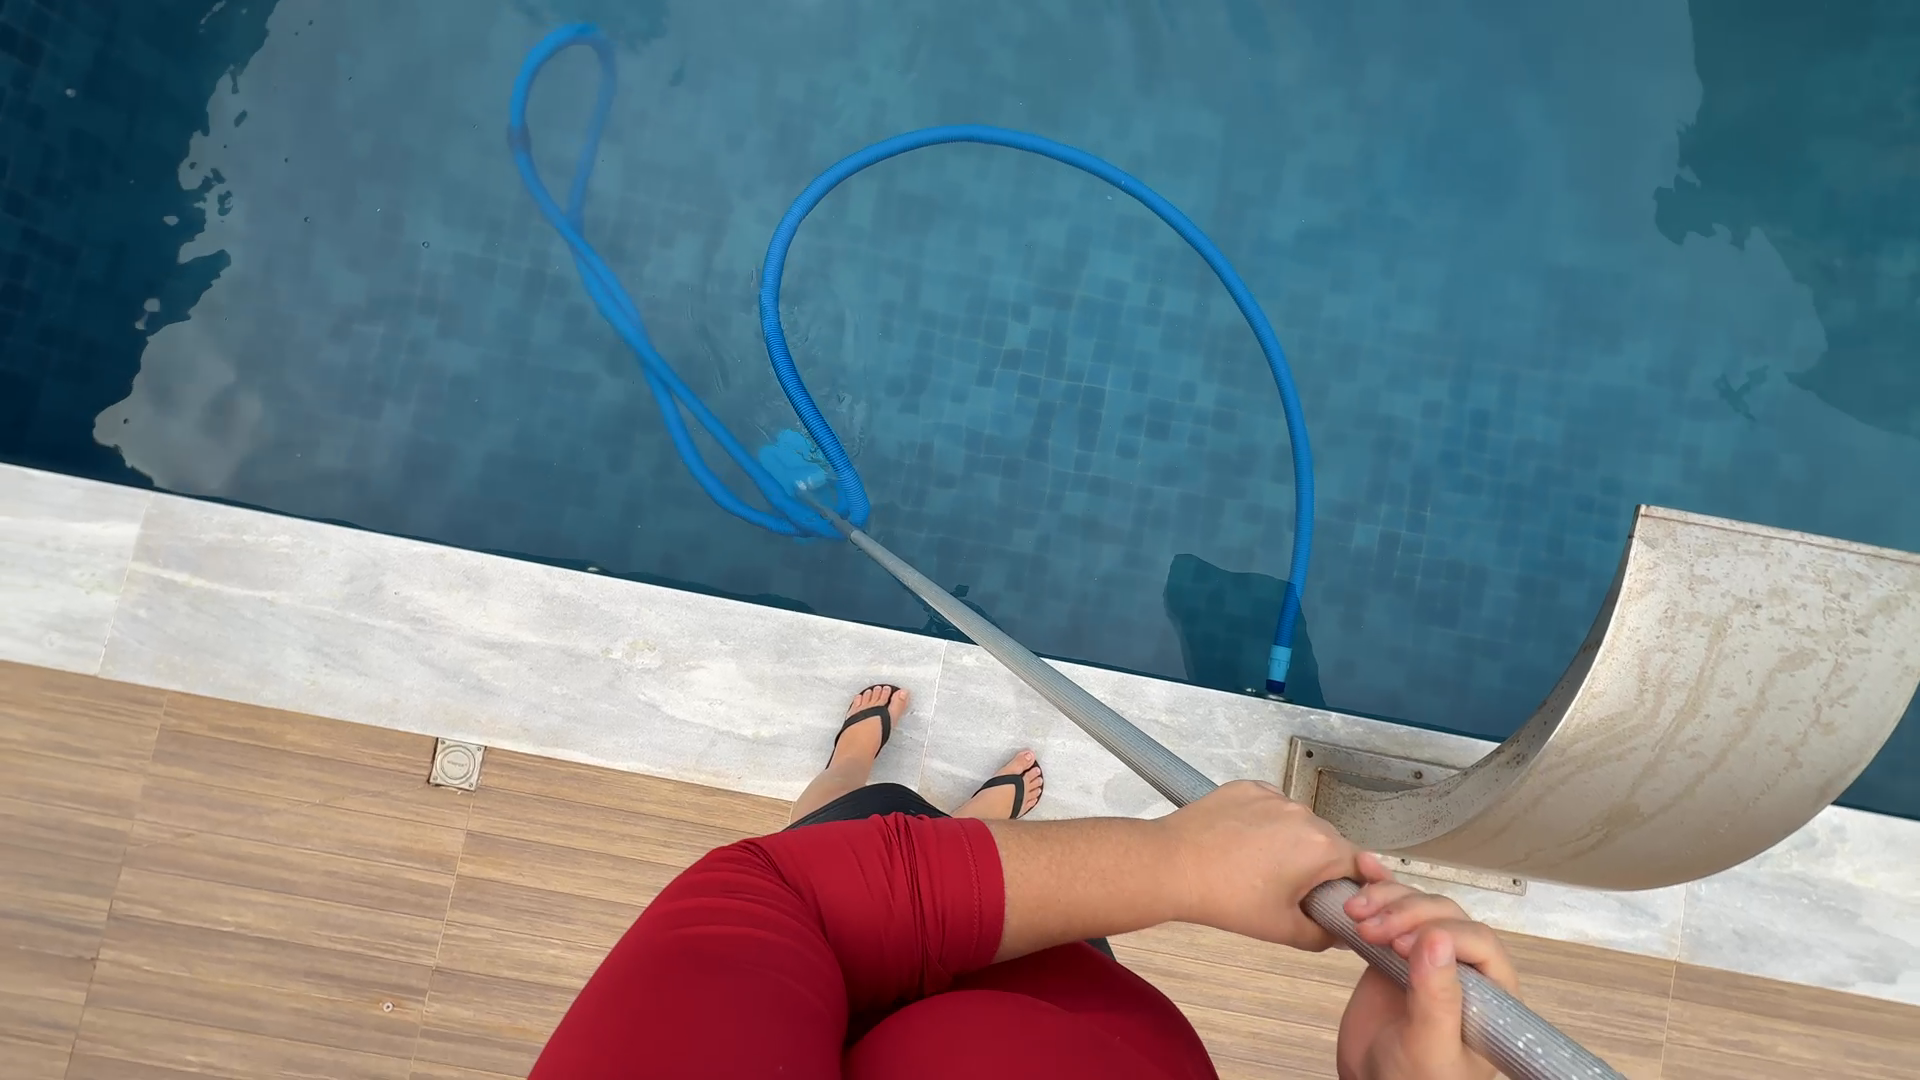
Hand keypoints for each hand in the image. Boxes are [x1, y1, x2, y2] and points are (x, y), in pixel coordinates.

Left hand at [1157, 780, 1360, 949]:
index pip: (1360, 866)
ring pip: (1296, 821)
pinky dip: (1264, 820)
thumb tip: (1343, 932)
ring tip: (1259, 864)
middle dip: (1317, 864)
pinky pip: (1269, 804)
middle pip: (1327, 841)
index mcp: (1322, 846)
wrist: (1174, 865)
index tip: (1332, 900)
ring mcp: (1271, 794)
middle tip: (1289, 888)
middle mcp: (1302, 812)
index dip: (1351, 886)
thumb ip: (1326, 935)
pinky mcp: (1244, 786)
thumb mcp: (1285, 930)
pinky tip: (1244, 841)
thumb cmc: (1229, 899)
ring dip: (1290, 840)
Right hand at [1334, 854, 1519, 1079]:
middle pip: (1445, 915)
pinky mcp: (1391, 949)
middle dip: (1405, 913)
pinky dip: (1376, 885)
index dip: (1443, 932)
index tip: (1402, 944)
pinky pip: (1389, 908)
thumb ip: (1437, 999)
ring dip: (1385, 898)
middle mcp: (1463, 971)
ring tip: (1355, 914)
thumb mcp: (1429, 1049)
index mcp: (1492, 998)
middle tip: (1371, 930)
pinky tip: (1363, 869)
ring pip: (1417, 904)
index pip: (1479, 943)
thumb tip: (1436, 940)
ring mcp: (1425, 957)